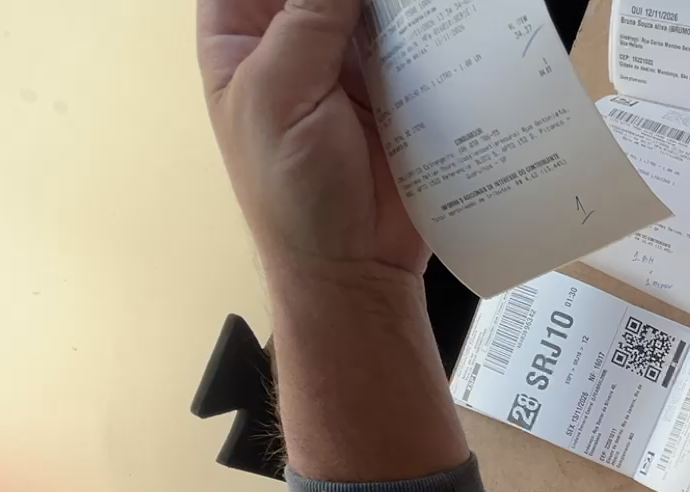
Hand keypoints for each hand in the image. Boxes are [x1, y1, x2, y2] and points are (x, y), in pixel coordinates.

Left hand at [197, 0, 426, 275]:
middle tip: (387, 5)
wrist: (357, 268)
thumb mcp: (281, 91)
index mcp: (244, 36)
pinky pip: (417, 57)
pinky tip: (446, 31)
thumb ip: (308, 18)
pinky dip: (431, 43)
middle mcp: (298, 46)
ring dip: (399, 12)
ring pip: (376, 14)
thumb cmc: (296, 193)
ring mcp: (353, 75)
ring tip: (427, 10)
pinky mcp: (400, 103)